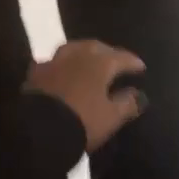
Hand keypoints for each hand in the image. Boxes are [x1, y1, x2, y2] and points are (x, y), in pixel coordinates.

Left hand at [25, 40, 147, 150]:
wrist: (37, 131)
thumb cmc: (82, 122)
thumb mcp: (111, 117)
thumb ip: (127, 104)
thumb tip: (138, 94)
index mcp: (102, 62)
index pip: (123, 57)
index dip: (133, 63)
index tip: (141, 68)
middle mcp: (80, 54)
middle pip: (98, 48)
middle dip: (109, 53)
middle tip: (115, 62)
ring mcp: (56, 60)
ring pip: (74, 49)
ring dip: (84, 54)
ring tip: (88, 62)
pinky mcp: (36, 72)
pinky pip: (52, 63)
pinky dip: (60, 66)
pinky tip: (60, 71)